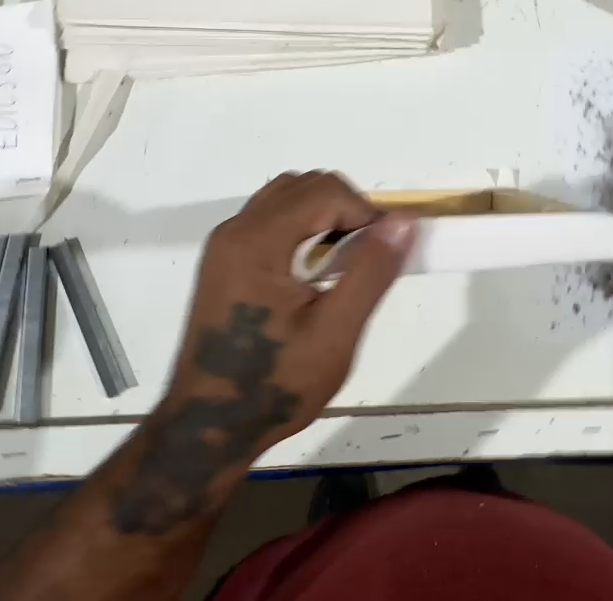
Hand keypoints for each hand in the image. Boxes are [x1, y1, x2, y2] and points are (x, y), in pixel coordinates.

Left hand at [113, 172, 413, 534]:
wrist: (209, 427)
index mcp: (256, 241)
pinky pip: (270, 220)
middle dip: (345, 209)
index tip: (381, 254)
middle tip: (365, 259)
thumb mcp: (335, 333)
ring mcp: (225, 245)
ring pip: (286, 197)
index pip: (324, 191)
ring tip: (341, 265)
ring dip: (323, 216)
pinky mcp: (224, 261)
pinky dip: (301, 228)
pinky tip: (312, 275)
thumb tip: (403, 222)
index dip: (363, 212)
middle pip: (304, 185)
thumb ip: (370, 271)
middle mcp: (235, 231)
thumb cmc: (275, 385)